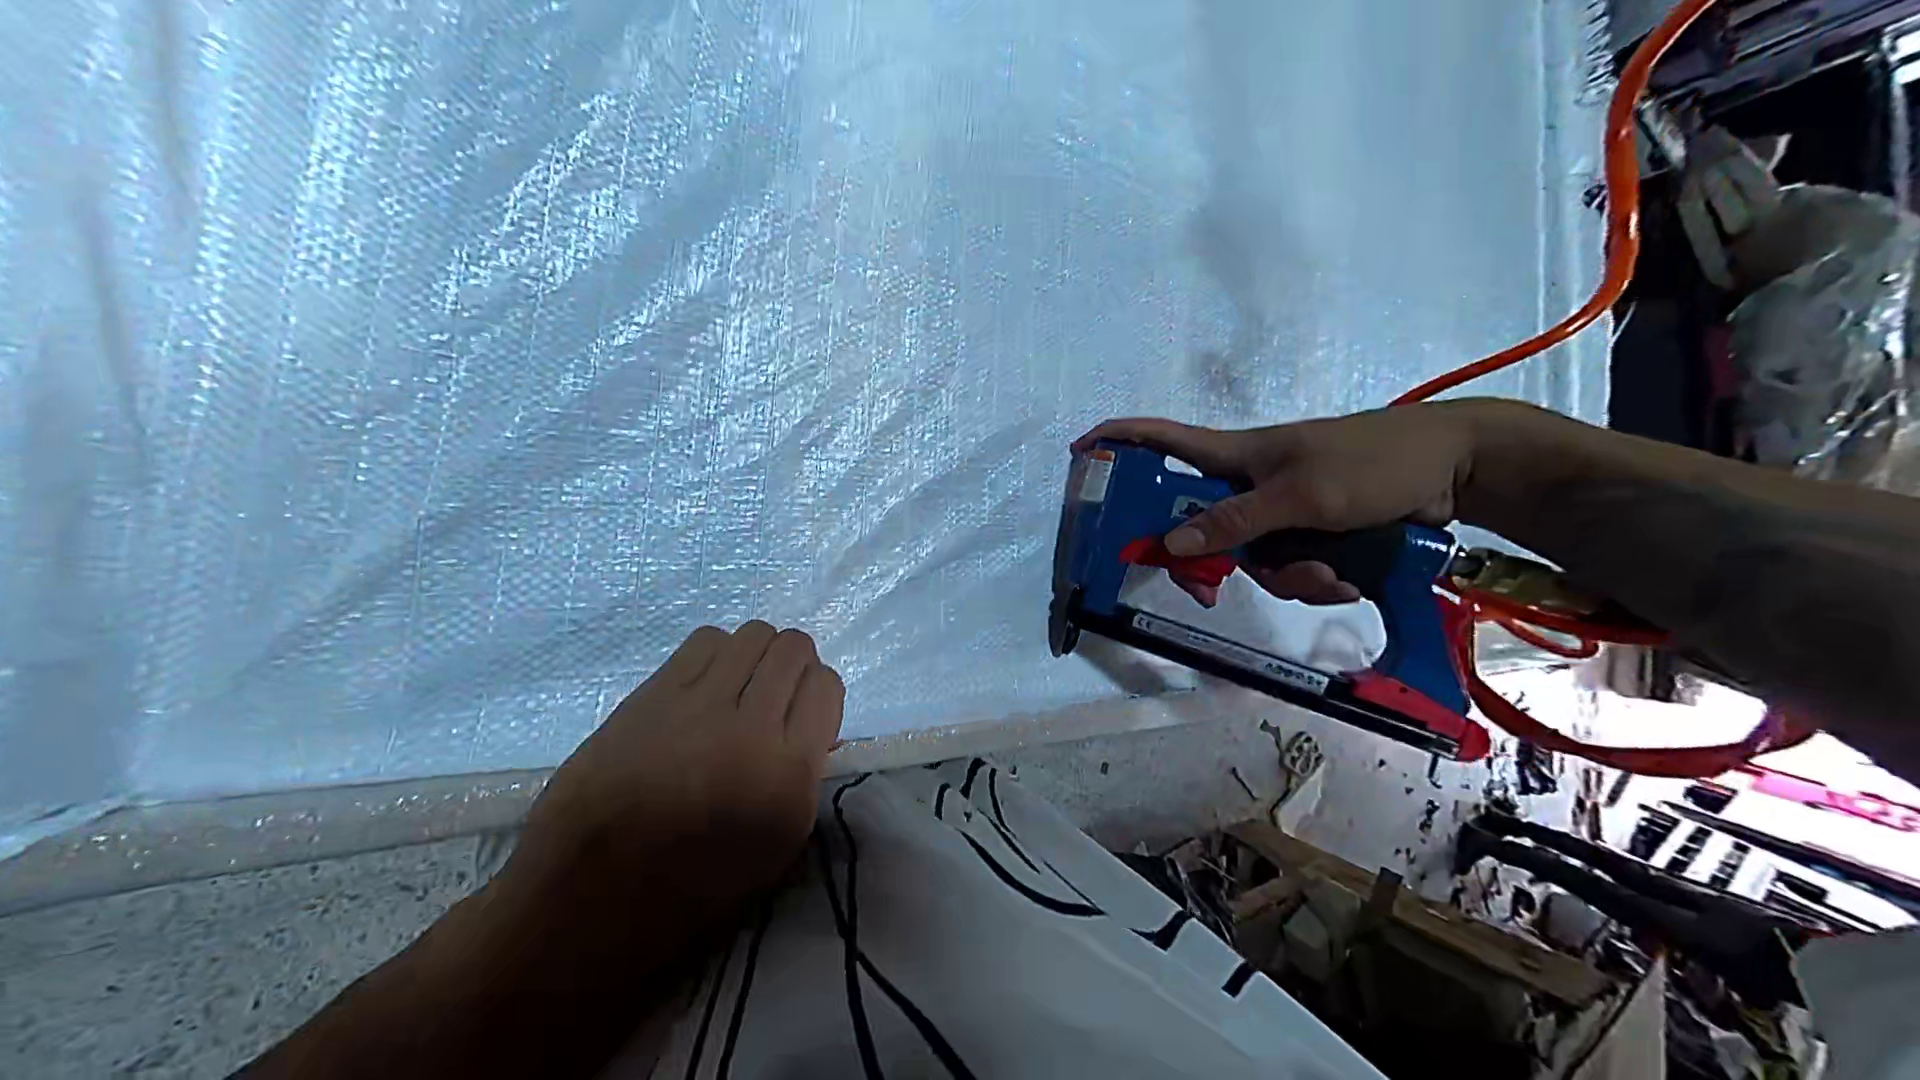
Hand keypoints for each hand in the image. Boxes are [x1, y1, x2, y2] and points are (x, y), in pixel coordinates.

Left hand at [498, 621, 844, 940]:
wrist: (592, 893)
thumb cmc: (696, 884)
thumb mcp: (779, 843)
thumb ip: (806, 772)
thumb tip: (814, 725)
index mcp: (787, 773)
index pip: (826, 686)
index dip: (820, 696)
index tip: (804, 717)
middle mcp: (750, 727)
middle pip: (794, 648)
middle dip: (794, 667)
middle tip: (775, 696)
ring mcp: (698, 704)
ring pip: (754, 634)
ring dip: (758, 655)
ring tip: (740, 687)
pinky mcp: (654, 693)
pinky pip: (706, 640)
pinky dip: (718, 654)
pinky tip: (705, 685)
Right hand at [1074, 403, 1487, 603]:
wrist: (1455, 470)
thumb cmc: (1372, 461)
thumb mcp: (1300, 493)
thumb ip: (1235, 520)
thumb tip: (1171, 543)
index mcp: (1235, 457)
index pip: (1163, 440)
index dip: (1120, 441)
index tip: (1084, 452)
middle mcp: (1247, 485)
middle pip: (1196, 526)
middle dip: (1210, 563)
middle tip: (1207, 594)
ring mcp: (1278, 512)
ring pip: (1249, 558)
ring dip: (1286, 576)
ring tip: (1329, 573)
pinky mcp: (1309, 533)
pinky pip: (1288, 568)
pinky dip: (1315, 578)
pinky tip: (1346, 577)